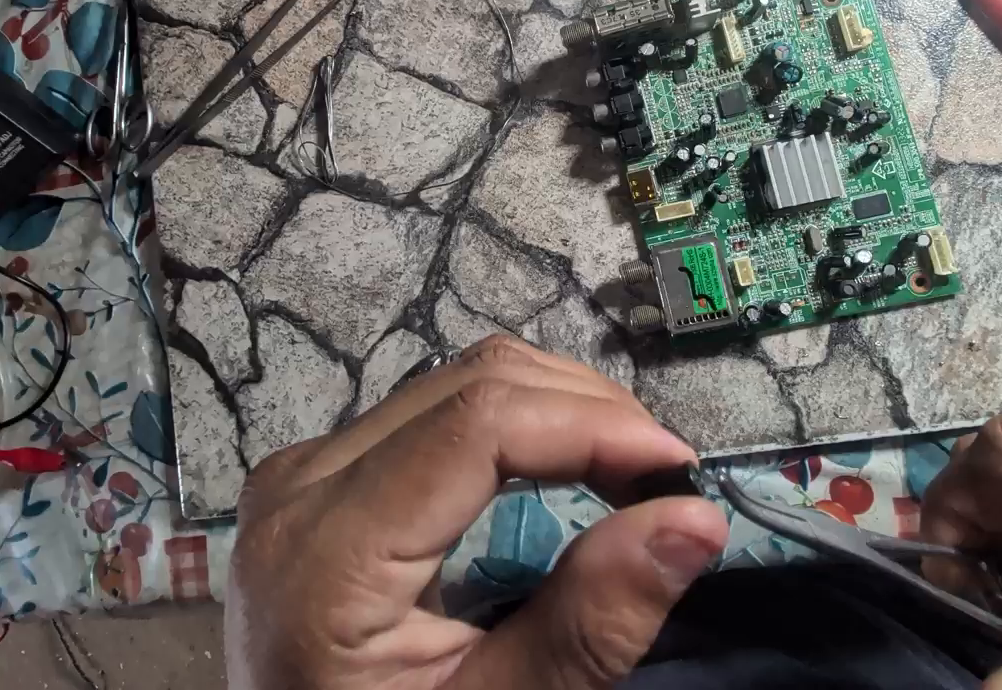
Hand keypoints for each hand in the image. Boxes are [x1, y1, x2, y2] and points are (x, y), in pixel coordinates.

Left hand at [226, 334, 728, 688]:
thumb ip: (585, 627)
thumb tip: (696, 520)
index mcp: (328, 552)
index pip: (476, 425)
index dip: (590, 424)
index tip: (678, 464)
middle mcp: (306, 476)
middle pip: (472, 380)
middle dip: (586, 407)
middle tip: (661, 471)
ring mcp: (309, 461)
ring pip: (458, 375)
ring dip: (556, 402)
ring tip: (624, 461)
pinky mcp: (325, 463)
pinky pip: (436, 401)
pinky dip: (518, 414)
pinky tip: (560, 455)